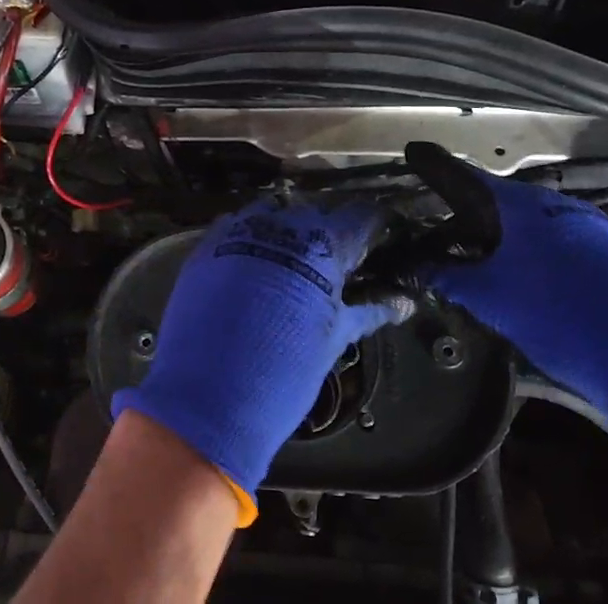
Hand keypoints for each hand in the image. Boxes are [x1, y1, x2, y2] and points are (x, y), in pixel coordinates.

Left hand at [112, 198, 412, 523]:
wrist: (208, 393)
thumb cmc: (285, 369)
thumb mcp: (334, 339)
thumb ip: (368, 312)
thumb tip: (402, 303)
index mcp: (324, 244)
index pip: (361, 215)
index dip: (373, 226)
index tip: (378, 238)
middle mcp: (282, 223)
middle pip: (314, 212)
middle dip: (326, 233)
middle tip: (334, 264)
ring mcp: (238, 228)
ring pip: (271, 214)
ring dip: (284, 232)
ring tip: (290, 265)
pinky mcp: (205, 244)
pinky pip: (234, 228)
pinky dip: (247, 241)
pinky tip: (252, 269)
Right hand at [424, 170, 607, 498]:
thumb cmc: (564, 317)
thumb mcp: (493, 301)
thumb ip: (450, 278)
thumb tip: (419, 267)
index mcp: (525, 206)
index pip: (468, 178)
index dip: (437, 169)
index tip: (415, 155)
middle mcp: (560, 207)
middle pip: (501, 204)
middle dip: (469, 219)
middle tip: (442, 241)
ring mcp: (593, 231)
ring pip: (532, 229)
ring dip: (503, 244)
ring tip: (481, 273)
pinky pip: (559, 248)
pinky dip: (532, 259)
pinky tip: (525, 291)